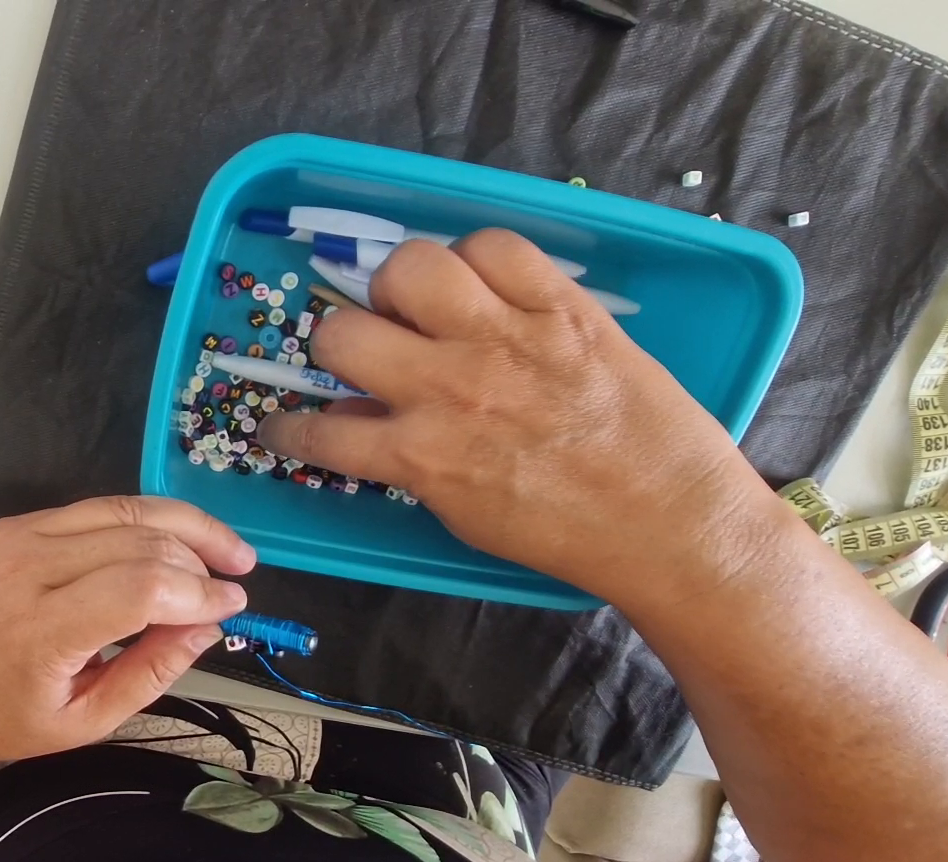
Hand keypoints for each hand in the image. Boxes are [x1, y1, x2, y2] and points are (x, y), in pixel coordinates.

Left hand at [0, 496, 254, 771]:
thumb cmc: (13, 719)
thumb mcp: (90, 720)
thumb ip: (154, 671)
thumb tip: (209, 624)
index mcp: (38, 631)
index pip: (138, 587)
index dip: (198, 591)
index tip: (235, 603)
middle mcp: (24, 569)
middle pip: (139, 540)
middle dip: (199, 557)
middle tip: (233, 582)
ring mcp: (17, 537)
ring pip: (124, 510)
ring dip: (183, 525)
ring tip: (223, 550)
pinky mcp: (18, 524)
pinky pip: (99, 509)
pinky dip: (146, 523)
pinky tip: (174, 544)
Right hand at [257, 231, 783, 607]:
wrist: (666, 519)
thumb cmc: (554, 529)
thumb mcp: (454, 509)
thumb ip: (393, 462)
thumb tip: (347, 423)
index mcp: (417, 454)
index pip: (316, 432)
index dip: (285, 428)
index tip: (282, 424)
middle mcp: (448, 388)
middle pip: (342, 334)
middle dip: (335, 346)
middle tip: (364, 355)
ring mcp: (505, 339)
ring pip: (408, 268)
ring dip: (397, 289)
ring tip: (420, 309)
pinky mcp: (562, 306)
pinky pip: (495, 247)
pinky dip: (476, 262)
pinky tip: (483, 291)